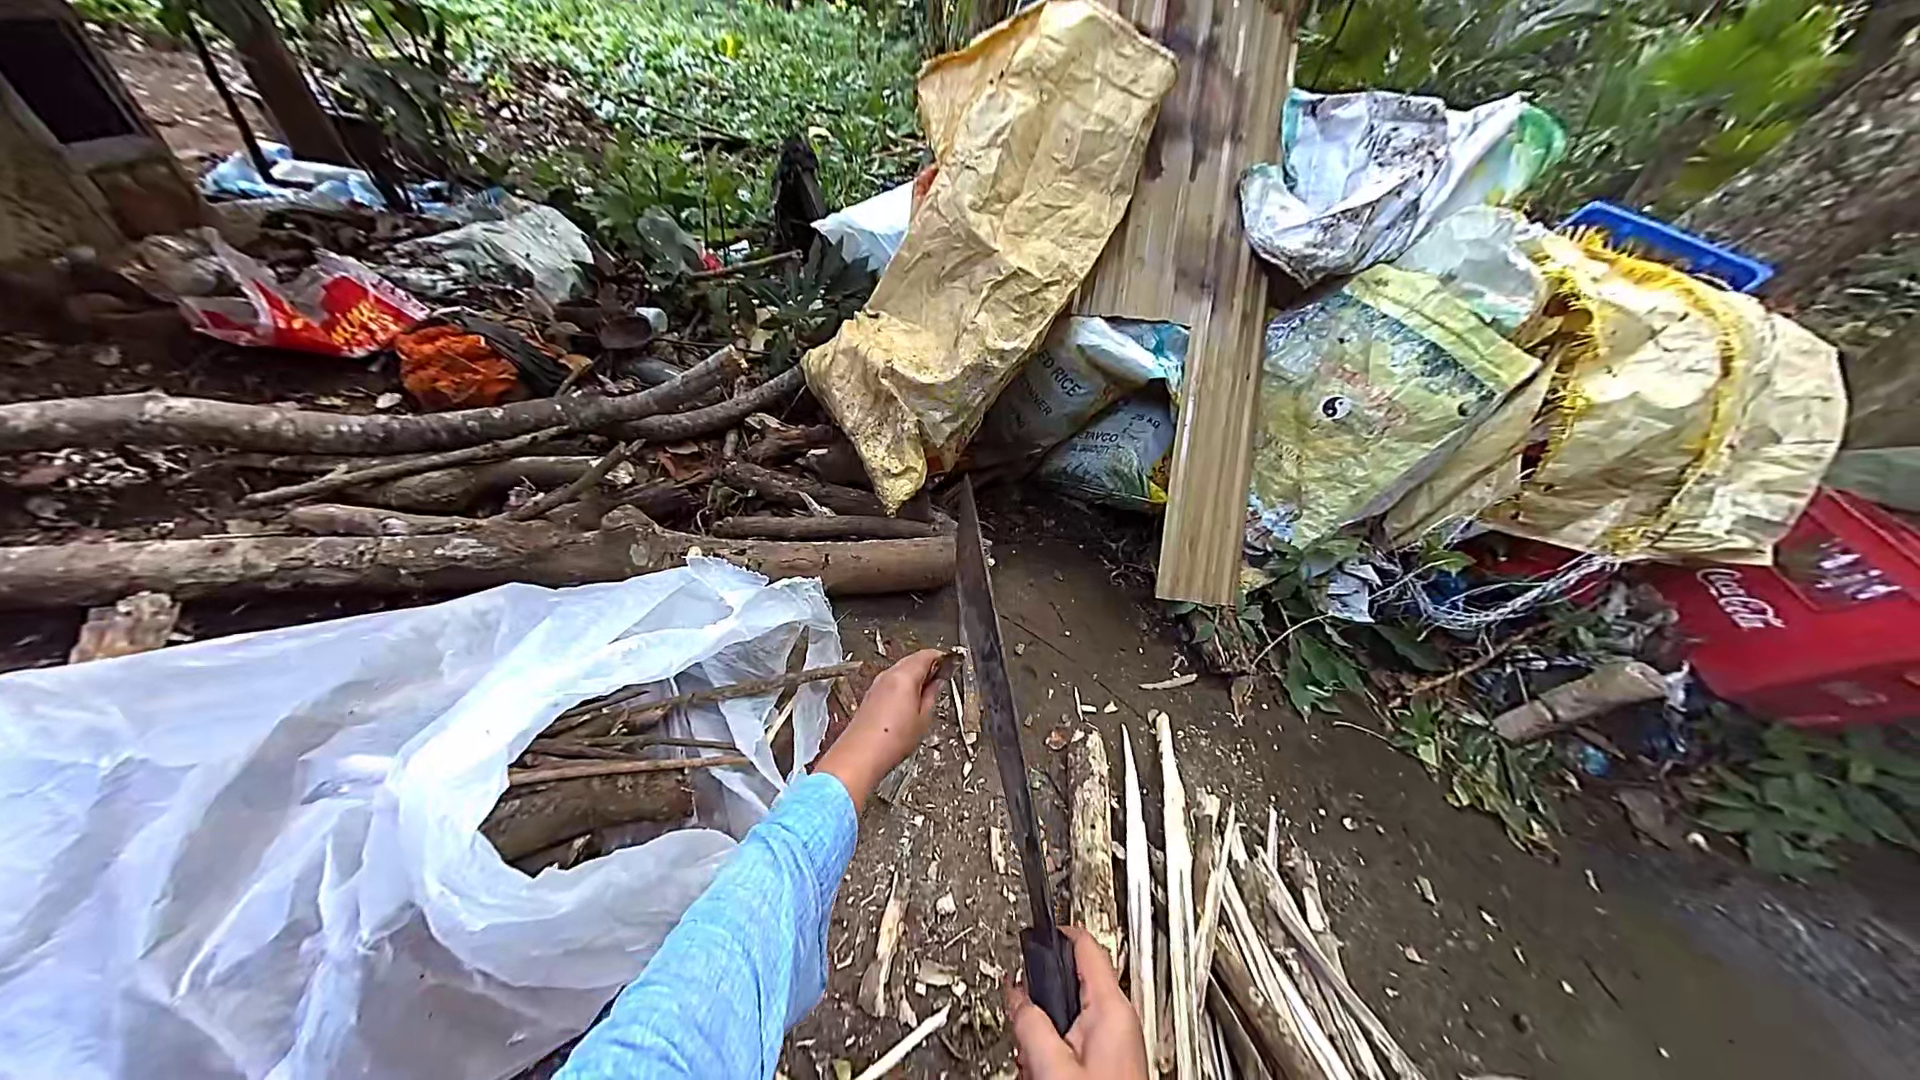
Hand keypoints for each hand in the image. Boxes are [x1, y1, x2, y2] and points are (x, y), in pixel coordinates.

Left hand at [814, 648, 945, 810]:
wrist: (859, 757)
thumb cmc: (890, 741)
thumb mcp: (923, 718)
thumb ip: (932, 694)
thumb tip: (938, 682)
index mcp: (904, 676)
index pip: (927, 655)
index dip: (941, 658)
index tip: (950, 665)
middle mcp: (888, 675)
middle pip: (913, 660)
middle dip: (928, 666)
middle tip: (942, 679)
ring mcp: (877, 684)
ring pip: (901, 671)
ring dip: (915, 677)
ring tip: (927, 694)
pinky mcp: (870, 695)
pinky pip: (891, 682)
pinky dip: (903, 686)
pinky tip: (909, 703)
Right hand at [1007, 927, 1147, 1079]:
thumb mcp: (1052, 1064)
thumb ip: (1030, 1021)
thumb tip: (1017, 994)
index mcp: (1112, 1008)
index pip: (1085, 943)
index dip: (1056, 933)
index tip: (1034, 936)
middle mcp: (1120, 1021)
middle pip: (1073, 980)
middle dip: (1042, 996)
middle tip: (1022, 1014)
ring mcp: (1118, 1043)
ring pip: (1071, 1013)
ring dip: (1045, 1028)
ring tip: (1031, 1055)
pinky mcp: (1112, 1064)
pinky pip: (1077, 1039)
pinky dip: (1056, 1048)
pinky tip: (1044, 1070)